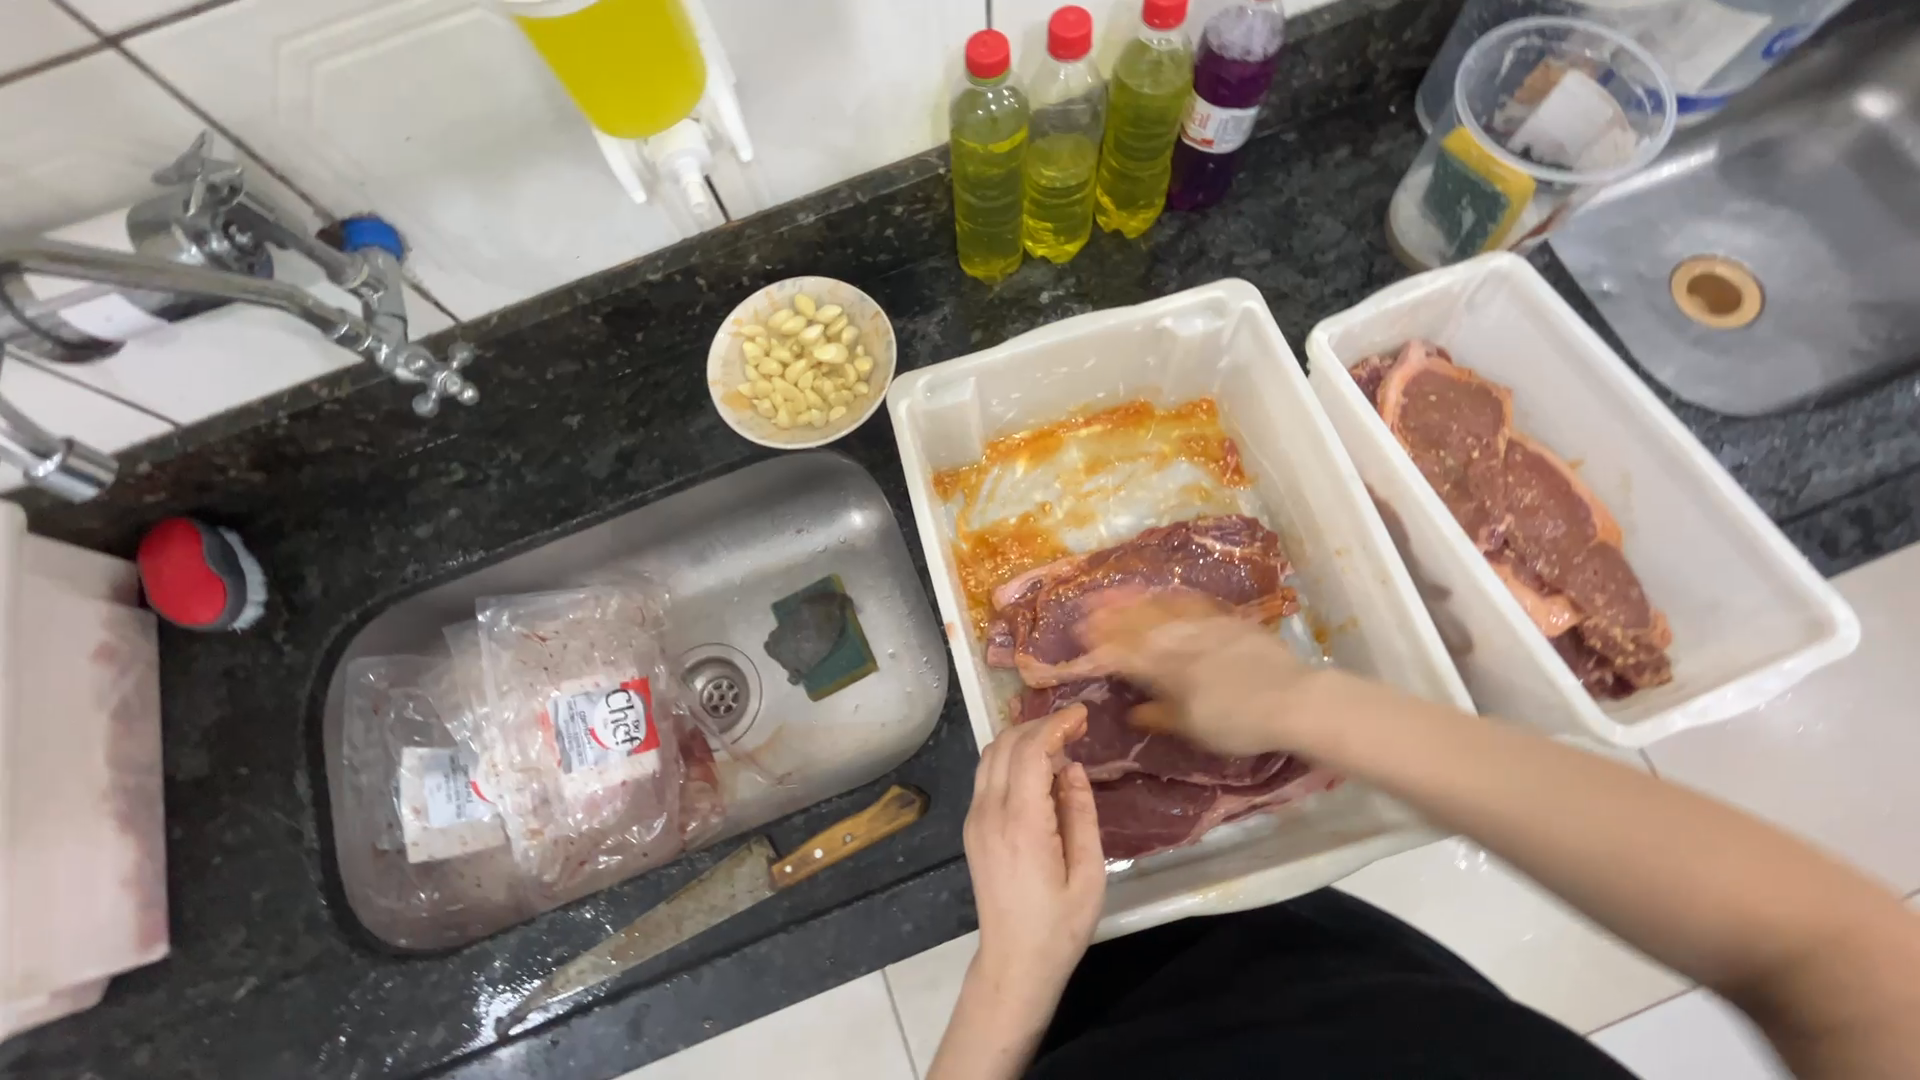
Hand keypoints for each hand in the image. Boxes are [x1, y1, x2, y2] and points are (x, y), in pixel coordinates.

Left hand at [963, 705, 1105, 1008]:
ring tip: (1058, 742)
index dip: (1055, 725)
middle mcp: (990, 812)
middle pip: (1005, 744)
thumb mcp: (1089, 873)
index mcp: (1021, 823)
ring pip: (990, 755)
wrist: (1014, 961)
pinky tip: (1037, 769)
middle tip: (1075, 726)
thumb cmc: (1060, 925)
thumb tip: (1071, 768)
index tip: (1082, 714)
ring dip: (1022, 738)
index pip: (1030, 751)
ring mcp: (975, 818)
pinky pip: (987, 775)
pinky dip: (1010, 758)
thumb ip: (1081, 814)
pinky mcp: (972, 827)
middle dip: (1040, 725)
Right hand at [1076, 592, 1322, 756]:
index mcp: (1168, 672)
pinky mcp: (1230, 622)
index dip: (1103, 642)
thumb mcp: (1196, 728)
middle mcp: (1182, 644)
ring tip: (1117, 590)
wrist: (1296, 701)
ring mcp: (1207, 628)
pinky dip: (1175, 597)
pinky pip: (1196, 604)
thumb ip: (1162, 716)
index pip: (1127, 653)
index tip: (1083, 633)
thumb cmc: (1241, 723)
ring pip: (1163, 610)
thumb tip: (1134, 711)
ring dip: (1137, 600)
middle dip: (1111, 614)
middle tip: (1089, 602)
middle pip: (1140, 625)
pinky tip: (1165, 592)